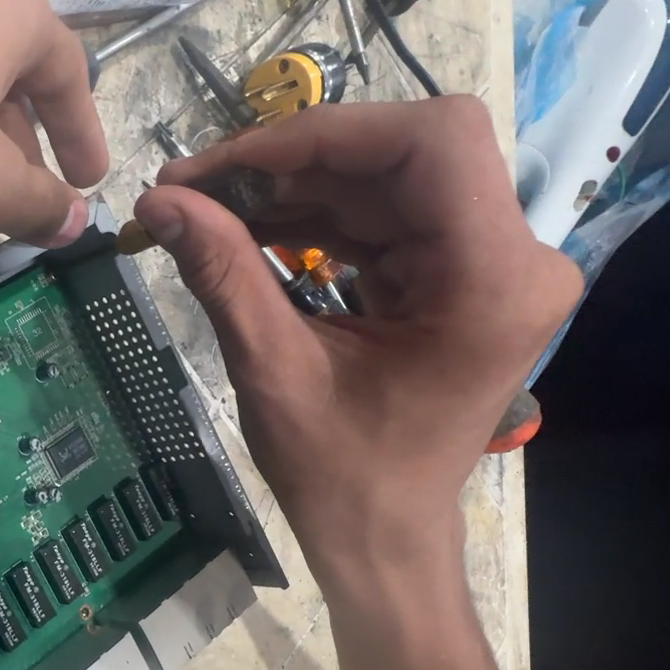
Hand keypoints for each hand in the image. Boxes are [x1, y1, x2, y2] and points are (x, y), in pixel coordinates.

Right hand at [130, 98, 580, 582]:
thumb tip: (158, 203)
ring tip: (203, 209)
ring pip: (388, 181)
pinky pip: (383, 220)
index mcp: (487, 279)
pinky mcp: (457, 276)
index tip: (219, 166)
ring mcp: (488, 263)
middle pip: (406, 155)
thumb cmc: (334, 473)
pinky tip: (247, 230)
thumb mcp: (270, 370)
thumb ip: (221, 275)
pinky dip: (311, 219)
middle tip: (193, 187)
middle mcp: (511, 255)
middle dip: (292, 161)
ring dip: (292, 188)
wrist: (379, 533)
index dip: (318, 136)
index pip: (428, 144)